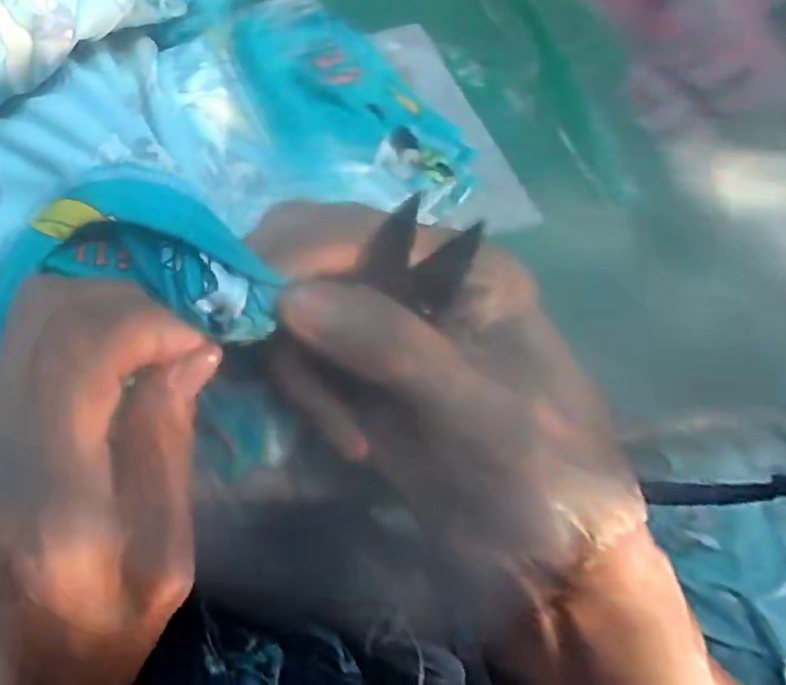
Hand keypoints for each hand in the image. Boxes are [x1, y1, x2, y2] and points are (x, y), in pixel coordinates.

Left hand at [0, 277, 221, 684]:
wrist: (6, 639)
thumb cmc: (96, 616)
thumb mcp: (163, 559)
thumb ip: (168, 443)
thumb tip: (194, 349)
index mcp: (48, 477)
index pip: (82, 349)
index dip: (147, 323)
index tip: (198, 339)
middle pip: (51, 308)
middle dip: (126, 300)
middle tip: (177, 330)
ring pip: (33, 304)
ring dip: (100, 300)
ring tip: (151, 333)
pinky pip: (27, 326)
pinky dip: (79, 316)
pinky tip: (116, 344)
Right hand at [248, 202, 720, 683]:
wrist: (543, 557)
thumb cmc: (537, 478)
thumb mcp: (477, 412)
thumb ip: (388, 344)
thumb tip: (286, 297)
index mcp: (458, 263)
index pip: (348, 229)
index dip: (288, 255)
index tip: (243, 300)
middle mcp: (407, 271)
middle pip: (302, 247)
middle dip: (273, 298)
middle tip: (251, 345)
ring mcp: (371, 310)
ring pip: (283, 297)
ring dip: (292, 361)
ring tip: (341, 429)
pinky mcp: (344, 350)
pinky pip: (288, 343)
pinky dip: (297, 386)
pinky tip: (343, 435)